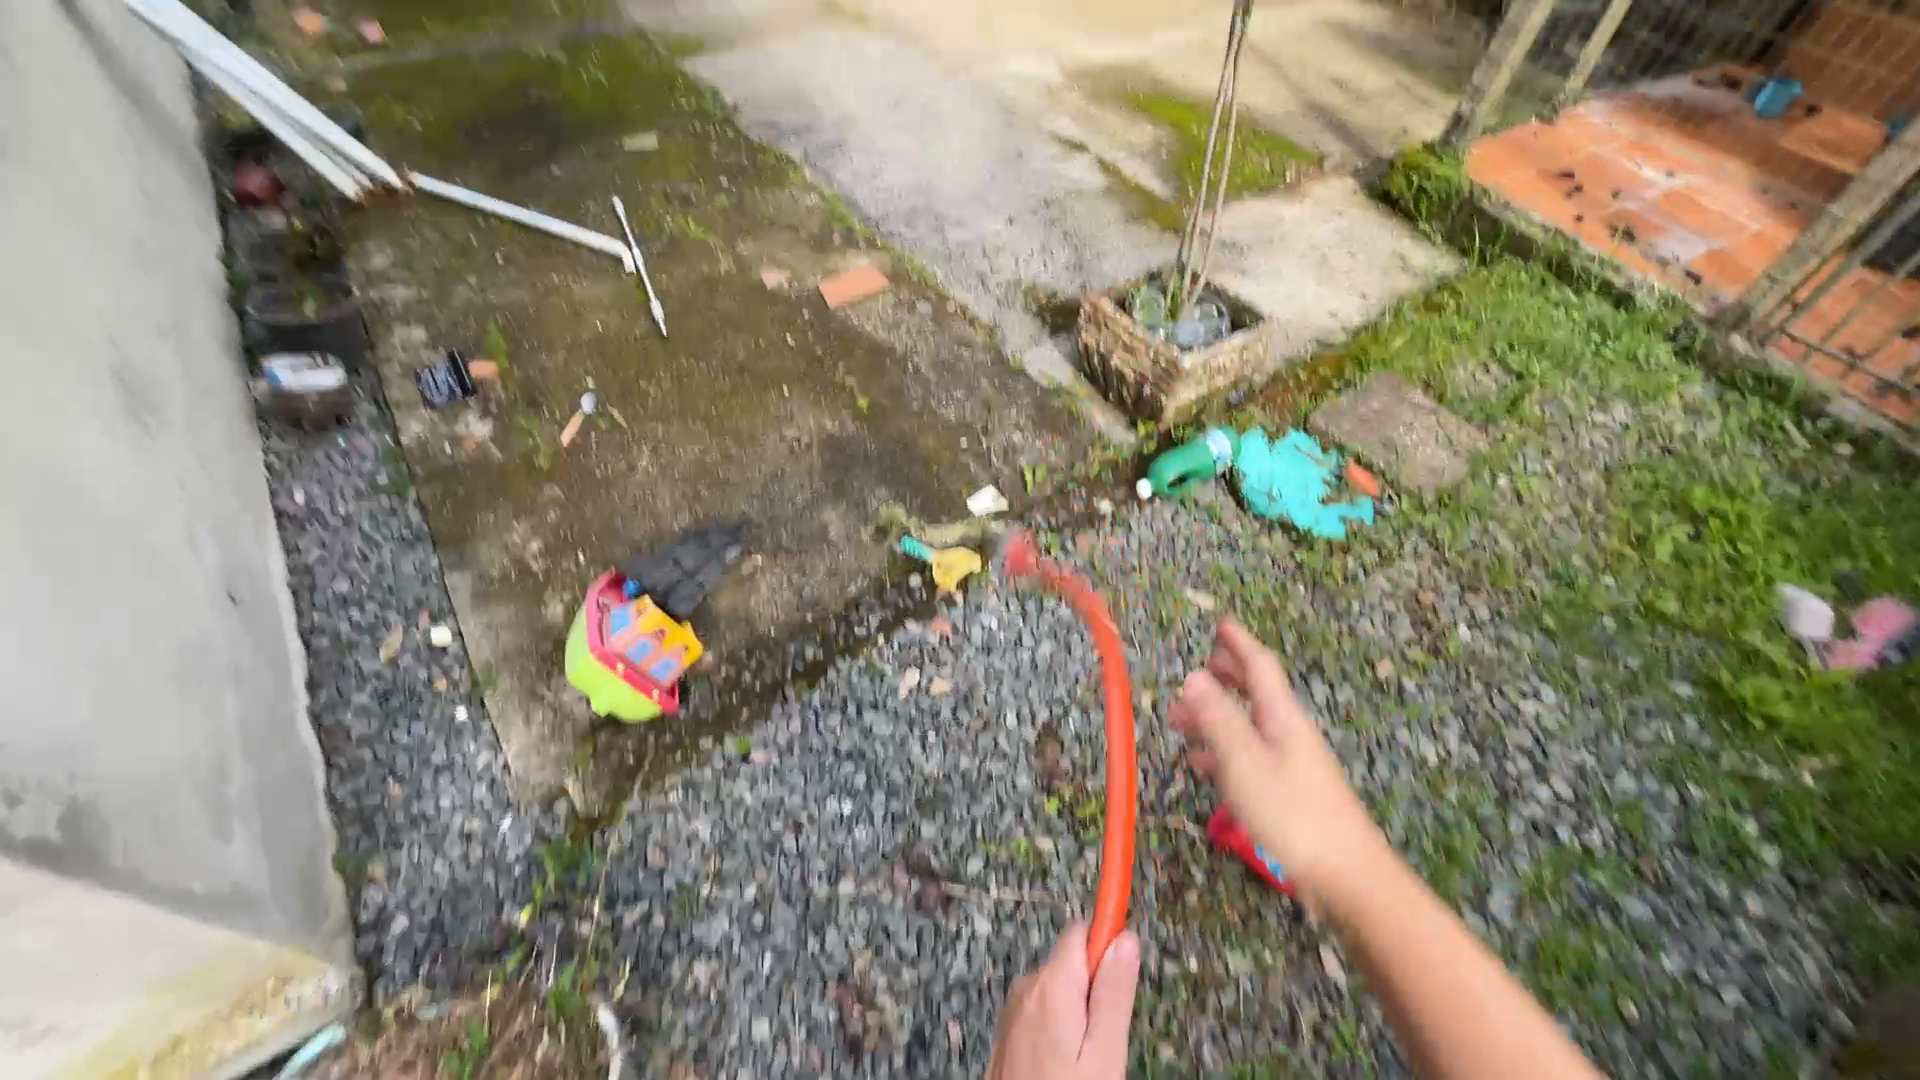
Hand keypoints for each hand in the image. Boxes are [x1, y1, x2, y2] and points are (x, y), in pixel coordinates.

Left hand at [987, 922, 1139, 1078]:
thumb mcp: (1105, 1053)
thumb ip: (1114, 993)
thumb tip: (1125, 938)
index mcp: (1051, 985)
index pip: (1080, 933)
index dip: (1106, 945)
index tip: (1124, 972)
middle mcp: (1026, 988)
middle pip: (1071, 966)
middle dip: (1094, 993)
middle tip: (1106, 1043)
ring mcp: (1013, 1012)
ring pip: (1058, 994)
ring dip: (1077, 1017)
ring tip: (1085, 1065)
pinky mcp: (1008, 1034)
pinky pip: (1042, 1015)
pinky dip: (1058, 1032)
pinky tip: (1064, 1070)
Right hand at [1170, 618, 1385, 898]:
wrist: (1346, 875)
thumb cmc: (1293, 813)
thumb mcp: (1246, 761)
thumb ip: (1218, 718)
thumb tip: (1193, 676)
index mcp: (1282, 718)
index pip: (1260, 668)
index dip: (1239, 644)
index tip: (1221, 623)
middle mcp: (1288, 734)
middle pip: (1256, 693)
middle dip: (1227, 676)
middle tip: (1200, 665)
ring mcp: (1289, 764)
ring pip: (1247, 726)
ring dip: (1215, 716)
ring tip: (1179, 718)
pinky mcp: (1286, 793)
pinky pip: (1247, 757)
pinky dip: (1221, 751)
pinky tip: (1202, 763)